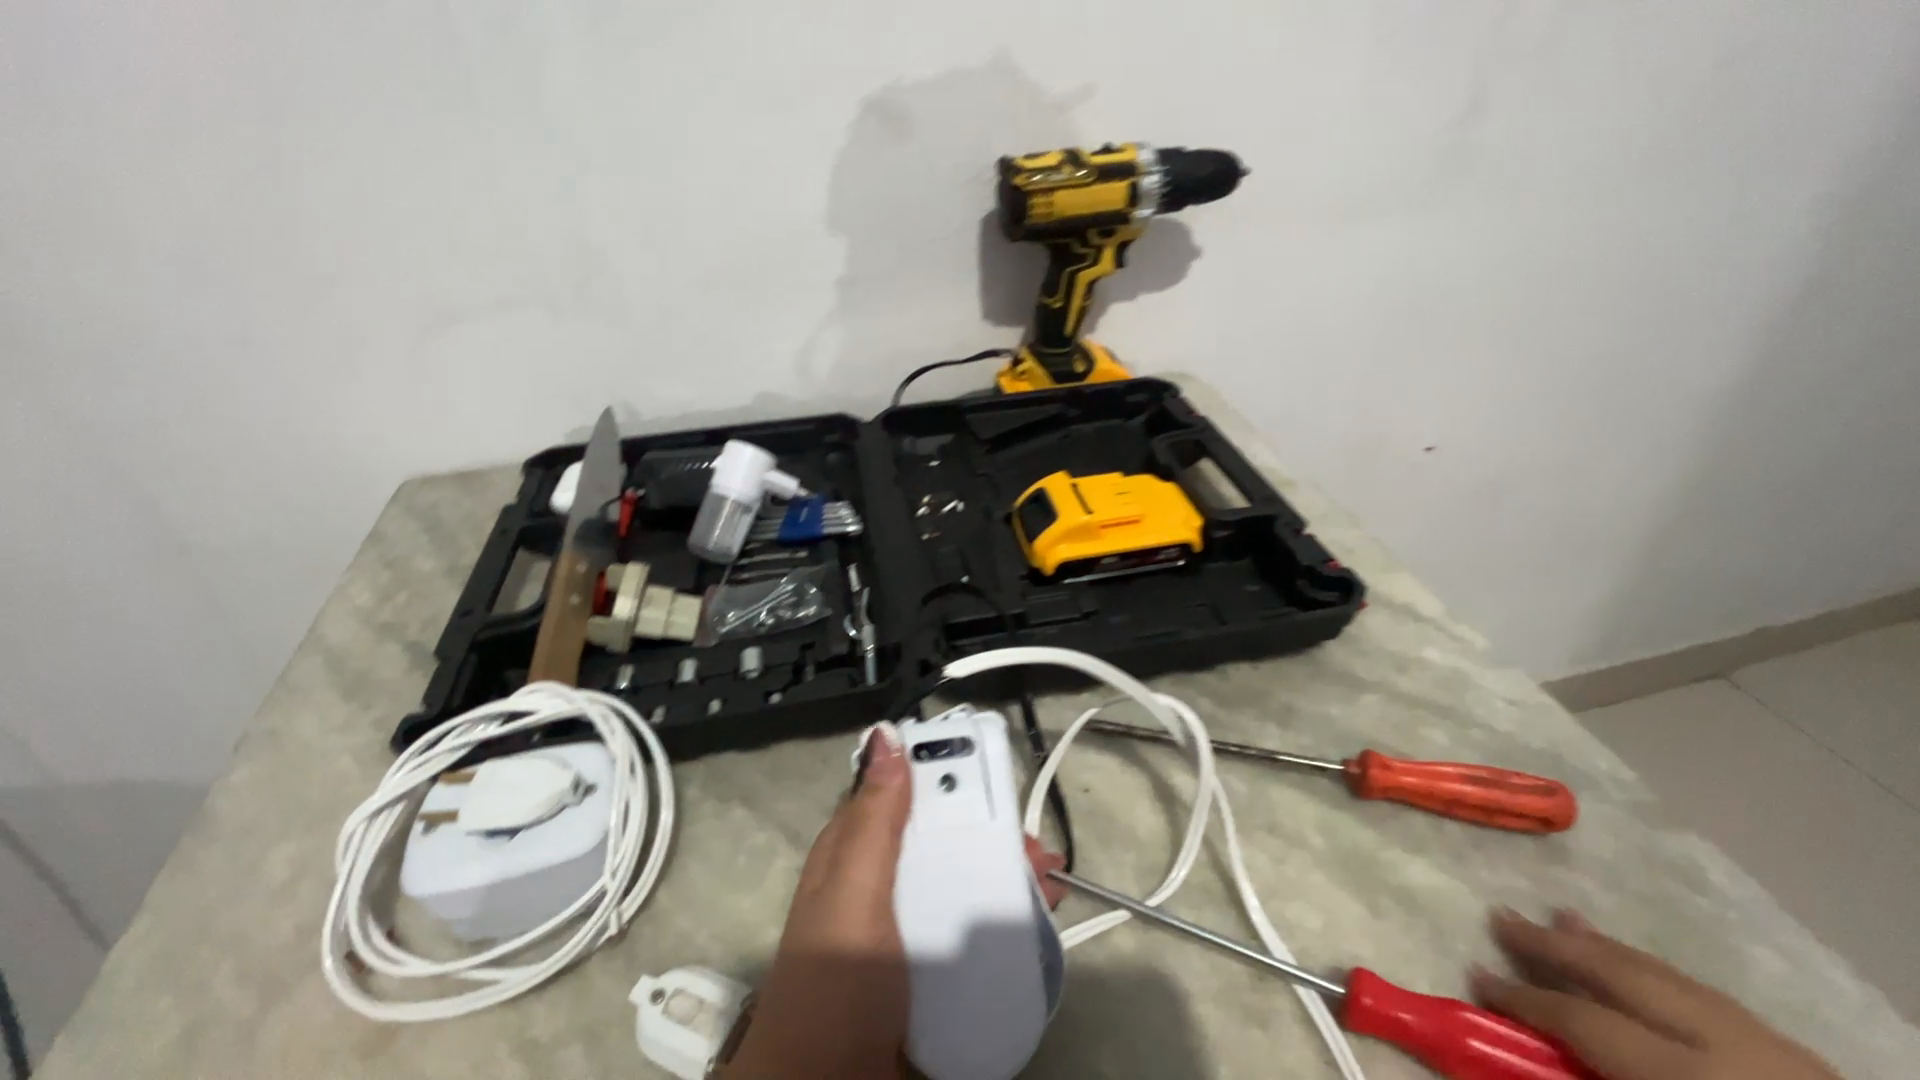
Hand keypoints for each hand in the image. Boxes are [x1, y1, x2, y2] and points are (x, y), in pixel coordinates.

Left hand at [724, 723, 1065, 1078]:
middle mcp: (877, 883)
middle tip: (1038, 849)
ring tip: (1050, 888)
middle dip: (991, 833)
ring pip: (959, 881)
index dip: (947, 776)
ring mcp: (902, 928)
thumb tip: (886, 734)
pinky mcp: (924, 969)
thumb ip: (874, 821)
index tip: (997, 775)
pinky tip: (1033, 927)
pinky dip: (1000, 920)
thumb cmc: (837, 984)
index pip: (902, 792)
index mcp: (853, 854)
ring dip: (1004, 876)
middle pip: (941, 837)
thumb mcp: (854, 894)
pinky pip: (967, 928)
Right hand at [1473, 908, 1841, 1079]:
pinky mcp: (1792, 1049)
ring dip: (1608, 946)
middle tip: (1502, 915)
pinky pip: (1707, 994)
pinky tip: (1638, 962)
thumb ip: (1589, 1078)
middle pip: (1624, 977)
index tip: (1474, 973)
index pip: (1582, 1020)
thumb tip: (1525, 1056)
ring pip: (1670, 975)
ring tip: (1561, 915)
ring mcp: (1765, 1043)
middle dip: (1557, 945)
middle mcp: (1722, 1044)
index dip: (1522, 998)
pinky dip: (1659, 970)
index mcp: (1680, 1073)